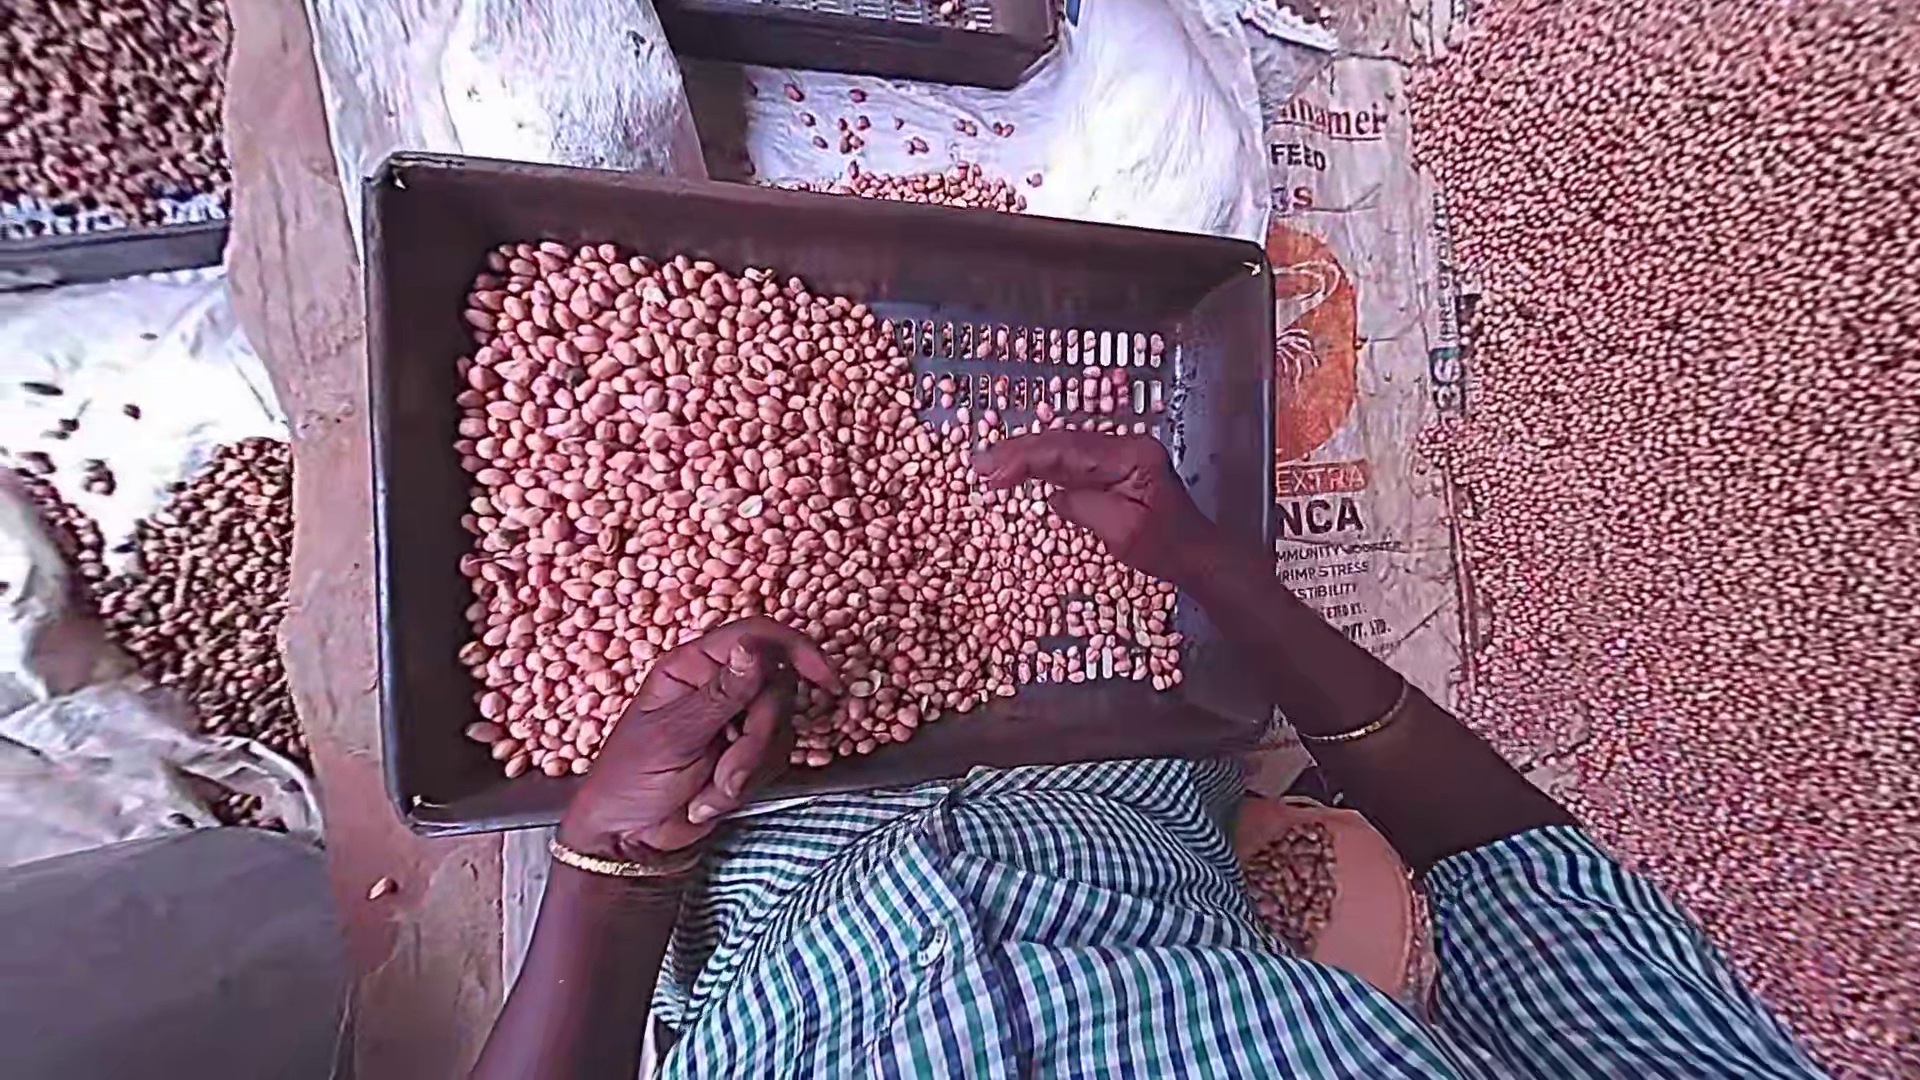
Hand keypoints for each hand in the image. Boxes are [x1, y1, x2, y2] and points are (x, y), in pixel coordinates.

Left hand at [556, 617, 840, 859]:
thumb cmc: (630, 780)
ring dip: (750, 765)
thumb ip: (721, 693)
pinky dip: (750, 780)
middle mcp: (723, 683)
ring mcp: (739, 715)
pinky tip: (714, 798)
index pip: (757, 635)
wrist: (628, 841)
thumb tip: (754, 649)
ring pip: (781, 724)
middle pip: (777, 687)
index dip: (796, 649)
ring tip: (711, 792)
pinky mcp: (750, 747)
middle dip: (759, 736)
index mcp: (696, 665)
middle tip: (728, 773)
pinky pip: (777, 754)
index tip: (825, 678)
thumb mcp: (673, 736)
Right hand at [971, 431, 1218, 582]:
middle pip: (1061, 442)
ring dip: (1023, 457)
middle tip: (979, 464)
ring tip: (988, 466)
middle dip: (1017, 452)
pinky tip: (1016, 471)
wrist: (1196, 553)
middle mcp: (1123, 447)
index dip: (1025, 459)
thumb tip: (1054, 495)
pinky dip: (1039, 467)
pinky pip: (1068, 463)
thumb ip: (1085, 507)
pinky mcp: (1110, 469)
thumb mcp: (1125, 532)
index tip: (993, 476)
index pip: (1067, 450)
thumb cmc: (1167, 547)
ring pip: (1061, 448)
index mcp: (1131, 456)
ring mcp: (1117, 456)